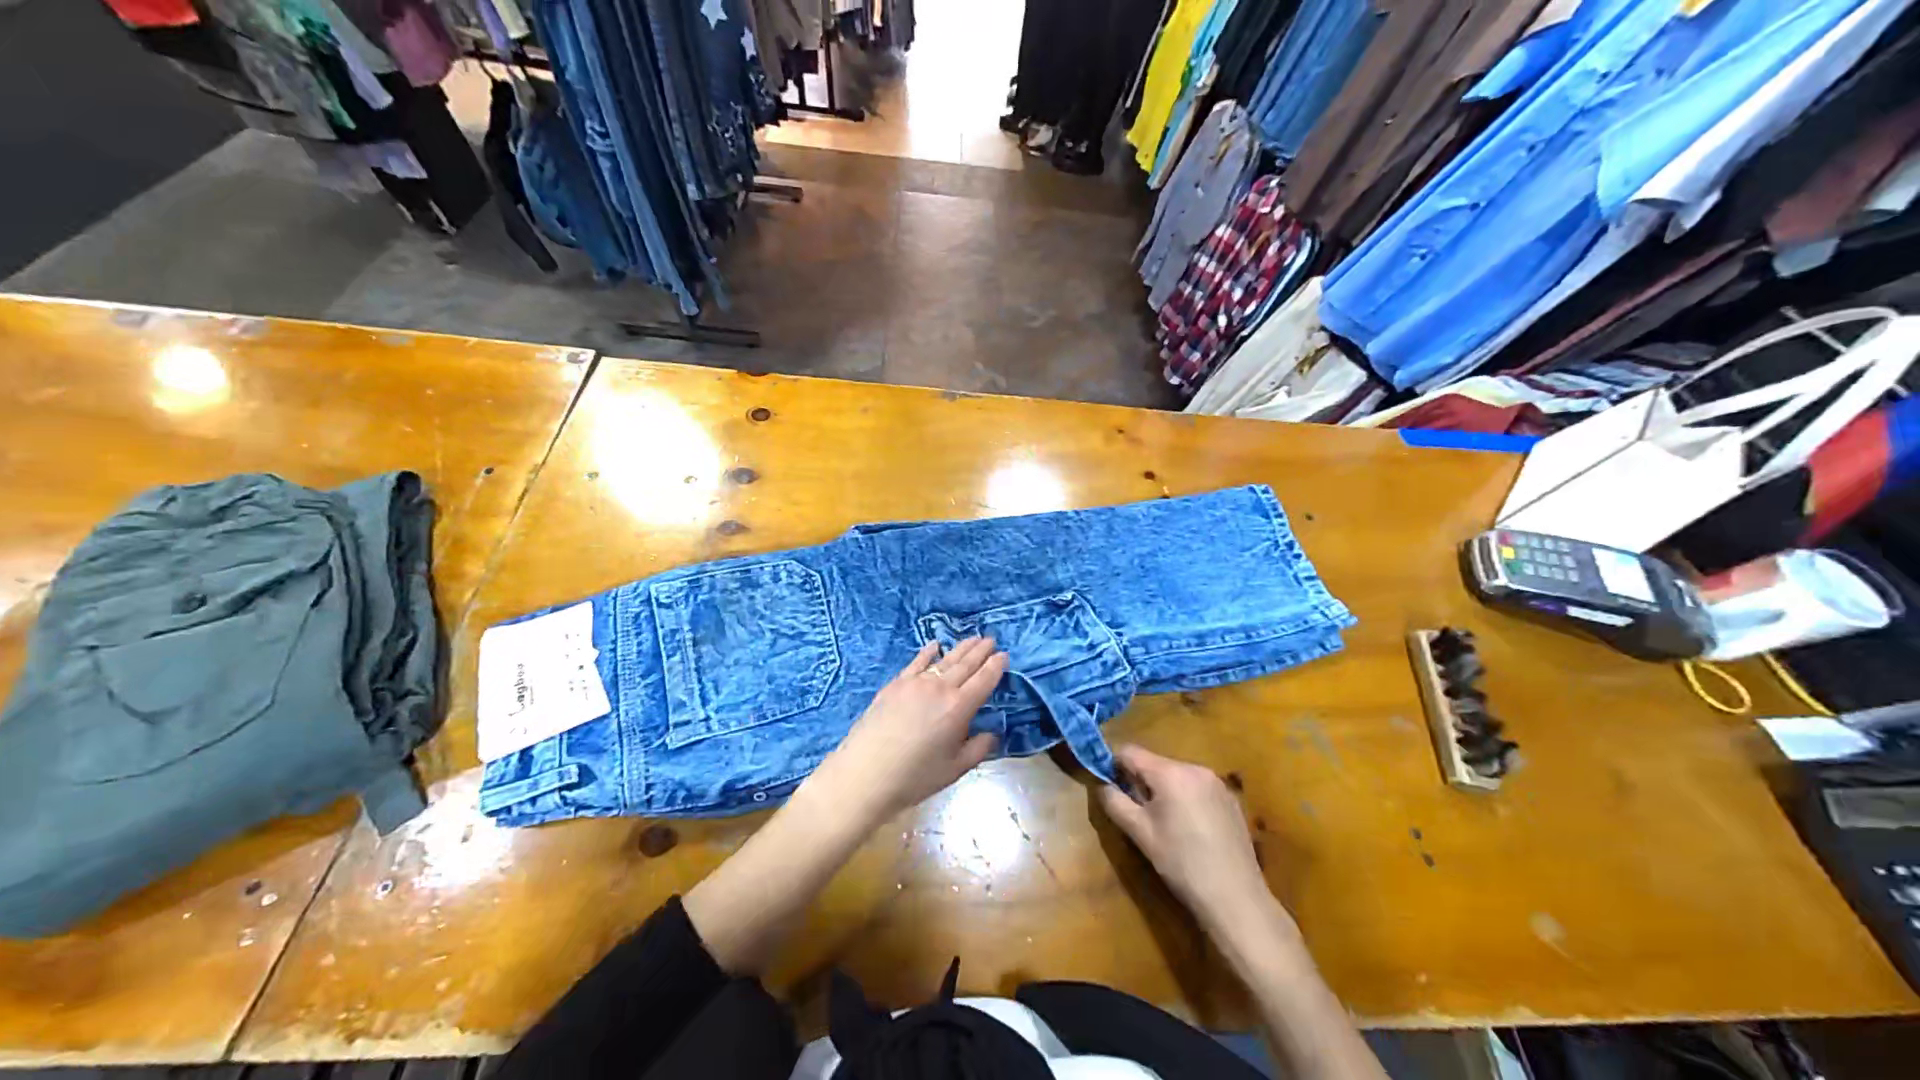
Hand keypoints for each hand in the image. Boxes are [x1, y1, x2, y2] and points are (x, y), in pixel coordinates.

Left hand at [807, 637, 1007, 828]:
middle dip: (980, 651)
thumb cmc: (914, 777)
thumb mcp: (955, 769)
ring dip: (960, 648)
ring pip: (944, 660)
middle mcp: (940, 688)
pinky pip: (917, 662)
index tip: (1004, 655)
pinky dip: (928, 652)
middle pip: (965, 664)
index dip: (996, 667)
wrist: (866, 773)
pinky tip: (935, 646)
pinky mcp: (895, 685)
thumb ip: (977, 748)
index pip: (984, 681)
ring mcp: (915, 683)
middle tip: (991, 640)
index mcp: (959, 708)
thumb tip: (990, 733)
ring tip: (973, 639)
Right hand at [1098, 744, 1280, 931]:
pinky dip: (1186, 799)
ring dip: (1164, 791)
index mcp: (1170, 773)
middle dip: (1142, 782)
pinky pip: (1197, 788)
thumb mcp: (1139, 834)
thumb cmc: (1181, 863)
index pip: (1130, 752)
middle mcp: (1195, 768)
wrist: (1235, 897)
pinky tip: (1192, 831)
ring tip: (1167, 826)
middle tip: (1140, 816)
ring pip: (1177, 776)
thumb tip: (1102, 785)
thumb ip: (1114, 802)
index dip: (1114, 766)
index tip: (1112, 789)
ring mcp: (1217, 783)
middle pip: (1155, 763)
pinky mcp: (1231, 799)